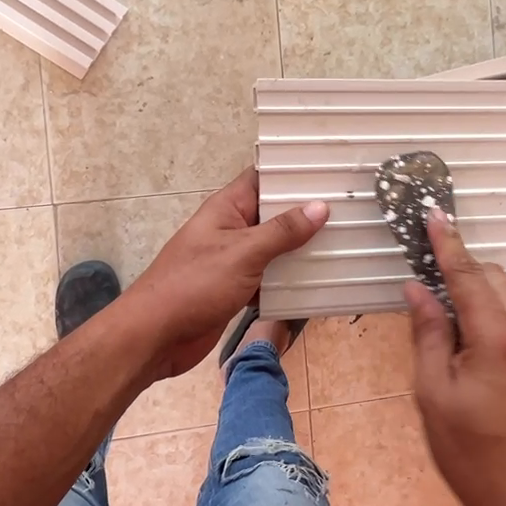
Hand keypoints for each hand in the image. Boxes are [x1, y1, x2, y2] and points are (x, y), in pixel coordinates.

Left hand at [122, 167, 327, 378]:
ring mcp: (233, 261)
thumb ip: (282, 232)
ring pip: (275, 249)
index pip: (262, 177)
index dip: (292, 171)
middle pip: (274, 214)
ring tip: (346, 243)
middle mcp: (232, 229)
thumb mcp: (242, 253)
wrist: (155, 337)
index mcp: (227, 209)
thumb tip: (319, 206)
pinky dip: (290, 281)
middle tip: (350, 209)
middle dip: (306, 214)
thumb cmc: (194, 285)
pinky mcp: (237, 290)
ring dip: (302, 250)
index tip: (330, 169)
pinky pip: (270, 279)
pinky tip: (321, 283)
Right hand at [405, 207, 505, 505]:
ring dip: (484, 298)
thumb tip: (417, 287)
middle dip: (464, 273)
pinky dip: (502, 320)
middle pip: (495, 279)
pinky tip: (482, 350)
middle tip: (431, 289)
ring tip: (454, 329)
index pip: (468, 275)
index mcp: (499, 338)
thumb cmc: (472, 456)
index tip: (433, 214)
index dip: (447, 243)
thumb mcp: (433, 394)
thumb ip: (428, 332)